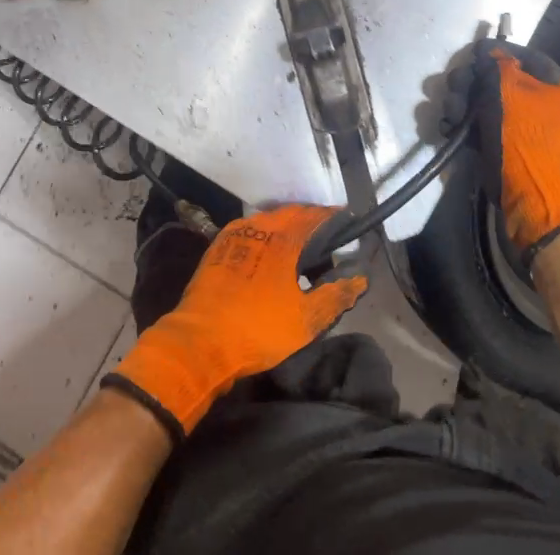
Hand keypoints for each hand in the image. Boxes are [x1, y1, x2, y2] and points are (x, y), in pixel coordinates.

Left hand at [104, 205, 367, 438]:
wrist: (199, 342)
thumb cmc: (257, 329)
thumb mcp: (305, 320)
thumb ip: (336, 295)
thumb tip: (360, 278)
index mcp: (280, 238)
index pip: (312, 216)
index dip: (331, 216)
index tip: (347, 219)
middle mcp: (255, 227)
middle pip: (287, 215)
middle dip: (307, 220)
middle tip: (325, 236)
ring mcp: (231, 237)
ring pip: (265, 223)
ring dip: (284, 228)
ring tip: (299, 246)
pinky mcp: (215, 251)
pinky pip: (247, 234)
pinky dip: (264, 238)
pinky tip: (269, 257)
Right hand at [450, 41, 559, 257]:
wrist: (527, 193)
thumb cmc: (524, 135)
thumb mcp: (508, 89)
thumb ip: (496, 63)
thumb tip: (486, 51)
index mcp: (557, 88)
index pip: (527, 56)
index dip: (498, 51)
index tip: (474, 52)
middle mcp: (543, 105)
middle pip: (499, 80)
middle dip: (471, 81)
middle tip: (454, 85)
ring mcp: (522, 128)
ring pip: (484, 103)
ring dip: (461, 103)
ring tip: (450, 113)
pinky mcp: (502, 147)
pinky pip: (480, 126)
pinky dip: (463, 125)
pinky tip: (448, 127)